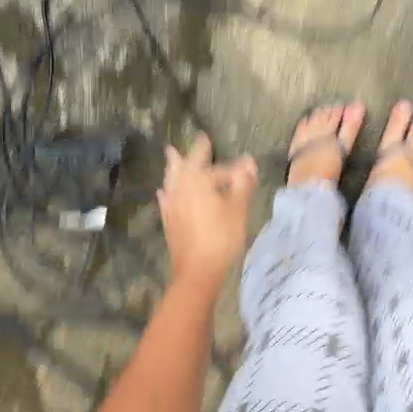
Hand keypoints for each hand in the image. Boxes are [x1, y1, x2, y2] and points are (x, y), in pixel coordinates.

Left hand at [158, 134, 258, 289]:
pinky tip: (164, 192)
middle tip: (196, 139)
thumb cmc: (221, 236)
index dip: (236, 168)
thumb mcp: (239, 207)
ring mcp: (172, 205)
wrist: (197, 272)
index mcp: (198, 180)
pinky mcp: (168, 221)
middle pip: (184, 164)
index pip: (220, 168)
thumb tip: (249, 161)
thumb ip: (243, 182)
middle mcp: (181, 187)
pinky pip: (166, 199)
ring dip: (174, 167)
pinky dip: (167, 191)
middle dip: (191, 152)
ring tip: (171, 156)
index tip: (248, 164)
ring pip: (172, 179)